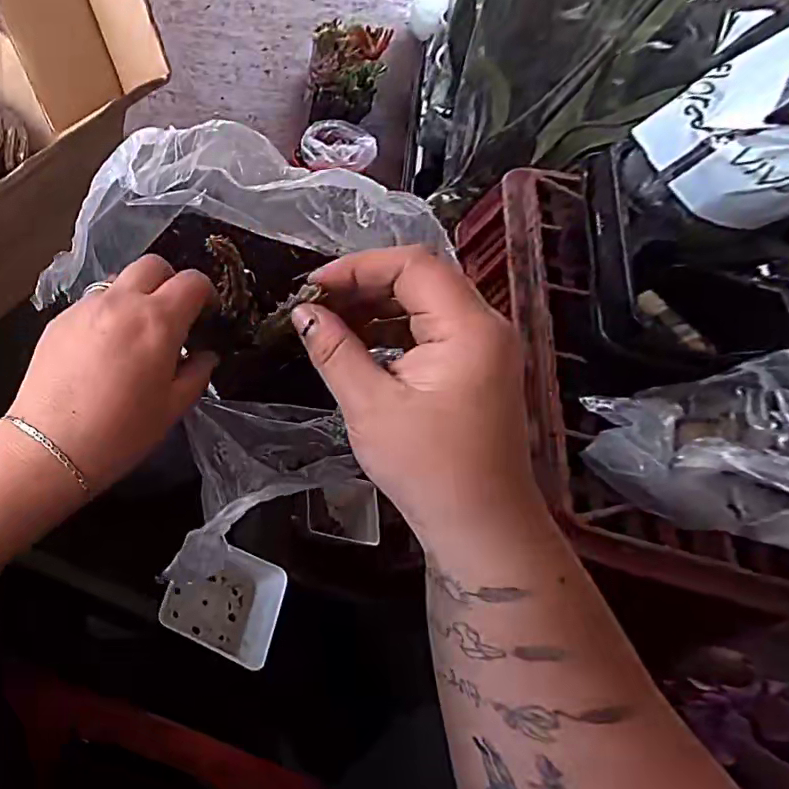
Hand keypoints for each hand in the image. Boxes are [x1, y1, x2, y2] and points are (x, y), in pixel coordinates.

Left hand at [8, 254, 218, 492]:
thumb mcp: (172, 408)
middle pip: (153, 265)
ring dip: (135, 297)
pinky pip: (92, 304)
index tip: (206, 315)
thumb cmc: (119, 434)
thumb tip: (204, 356)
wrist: (49, 448)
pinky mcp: (58, 321)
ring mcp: (84, 308)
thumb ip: (197, 374)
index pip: (191, 281)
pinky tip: (102, 351)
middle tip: (172, 317)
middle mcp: (120, 303)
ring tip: (134, 336)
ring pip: (119, 282)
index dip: (206, 294)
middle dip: (169, 283)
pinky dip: (106, 315)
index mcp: (157, 321)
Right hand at [291, 245, 538, 523]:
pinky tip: (356, 345)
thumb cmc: (428, 469)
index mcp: (468, 328)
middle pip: (420, 279)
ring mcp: (484, 348)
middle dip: (363, 285)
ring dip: (375, 307)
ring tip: (328, 322)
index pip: (412, 265)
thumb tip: (303, 312)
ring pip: (423, 304)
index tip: (313, 285)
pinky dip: (391, 331)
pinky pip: (429, 331)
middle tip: (315, 304)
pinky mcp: (474, 368)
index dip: (357, 267)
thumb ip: (334, 350)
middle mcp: (485, 327)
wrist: (480, 524)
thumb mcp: (369, 405)